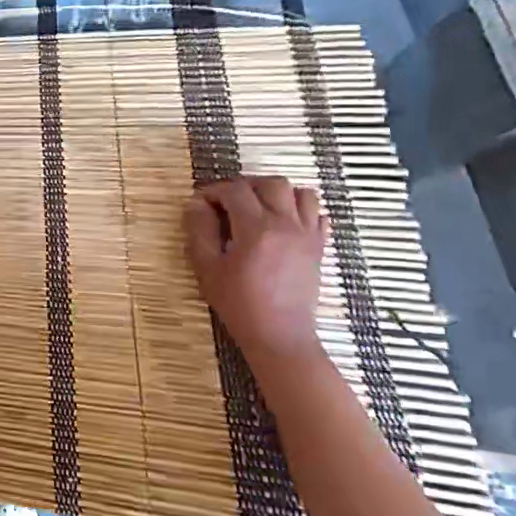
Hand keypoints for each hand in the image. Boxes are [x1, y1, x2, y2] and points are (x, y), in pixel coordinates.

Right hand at [185, 177, 328, 366]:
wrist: (279, 332)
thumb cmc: (237, 302)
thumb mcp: (207, 267)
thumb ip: (200, 231)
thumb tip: (196, 204)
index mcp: (256, 229)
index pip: (235, 191)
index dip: (213, 191)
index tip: (200, 203)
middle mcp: (286, 224)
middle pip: (270, 183)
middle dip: (244, 186)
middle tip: (226, 201)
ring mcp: (308, 234)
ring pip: (300, 193)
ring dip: (276, 193)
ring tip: (257, 207)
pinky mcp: (319, 246)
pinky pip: (317, 214)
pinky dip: (300, 210)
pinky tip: (281, 223)